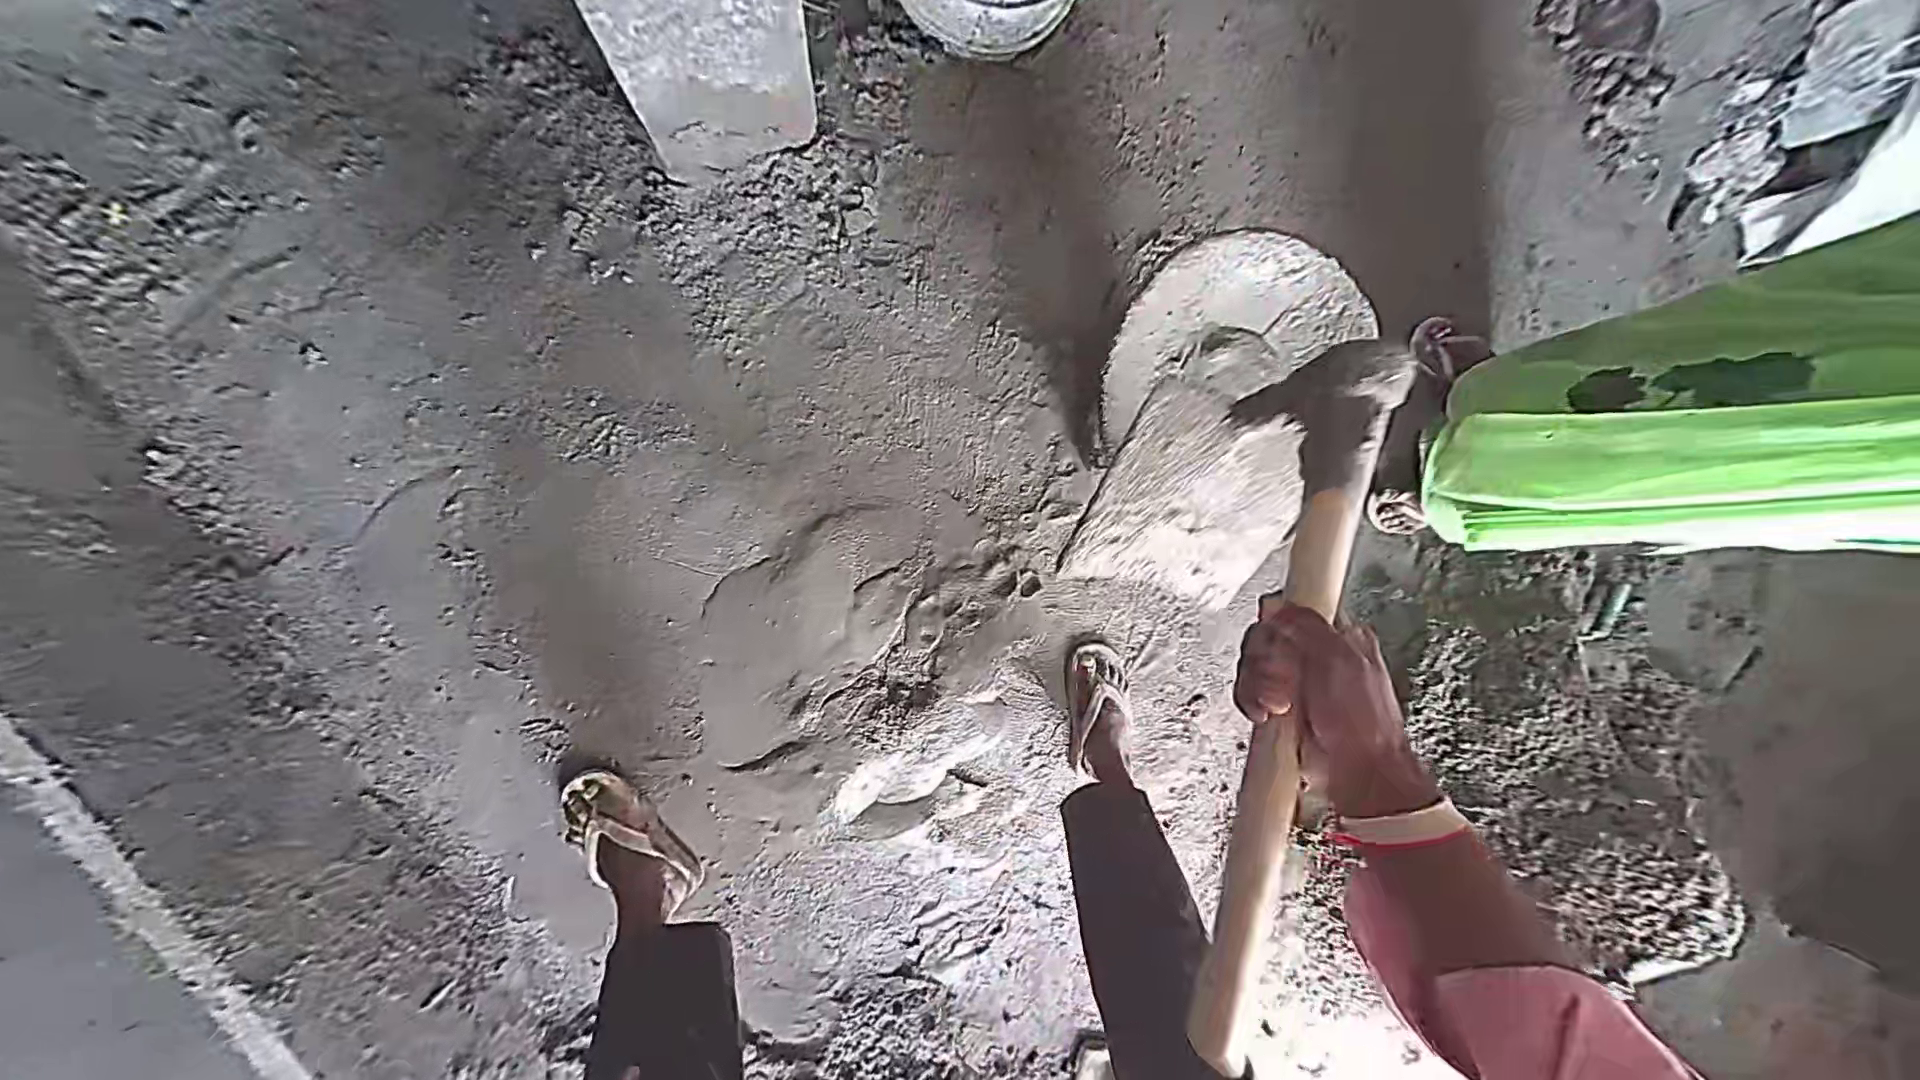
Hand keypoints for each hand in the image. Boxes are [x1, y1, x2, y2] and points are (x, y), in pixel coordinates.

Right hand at [1234, 604, 1438, 816]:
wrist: (1358, 774)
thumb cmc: (1365, 724)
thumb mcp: (1341, 661)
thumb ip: (1307, 626)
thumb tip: (1276, 604)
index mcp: (1334, 636)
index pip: (1287, 611)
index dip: (1276, 629)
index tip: (1280, 649)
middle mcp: (1312, 656)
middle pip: (1262, 638)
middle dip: (1265, 664)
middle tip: (1284, 683)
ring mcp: (1293, 681)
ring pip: (1251, 664)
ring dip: (1258, 687)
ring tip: (1280, 706)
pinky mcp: (1276, 704)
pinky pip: (1246, 690)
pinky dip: (1250, 701)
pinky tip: (1268, 716)